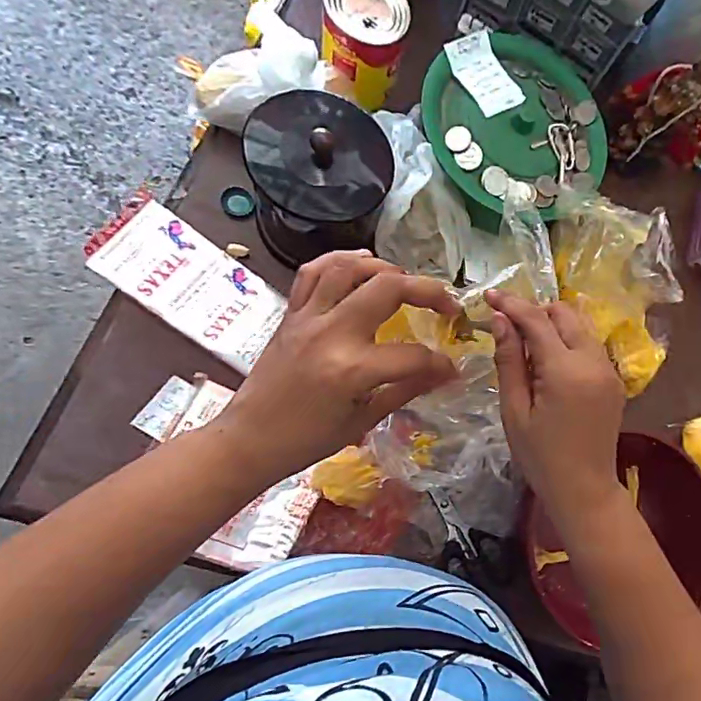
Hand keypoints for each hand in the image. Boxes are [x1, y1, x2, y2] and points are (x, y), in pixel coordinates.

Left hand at [215, 251, 458, 479]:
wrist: (250, 439)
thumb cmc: (307, 440)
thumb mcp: (362, 420)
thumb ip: (405, 389)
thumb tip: (444, 374)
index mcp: (351, 369)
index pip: (412, 354)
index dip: (439, 362)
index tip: (451, 368)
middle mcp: (330, 333)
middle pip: (387, 288)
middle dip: (427, 290)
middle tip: (445, 304)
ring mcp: (307, 318)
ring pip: (349, 268)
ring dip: (384, 267)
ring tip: (404, 282)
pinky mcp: (290, 314)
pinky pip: (313, 272)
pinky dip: (339, 260)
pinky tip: (360, 264)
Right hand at [488, 289, 625, 518]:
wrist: (584, 489)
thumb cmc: (540, 456)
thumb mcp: (514, 411)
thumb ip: (508, 362)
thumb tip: (500, 321)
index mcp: (565, 370)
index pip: (537, 320)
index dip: (512, 304)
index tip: (489, 295)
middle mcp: (593, 362)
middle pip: (565, 313)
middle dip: (535, 311)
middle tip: (507, 325)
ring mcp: (609, 370)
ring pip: (581, 326)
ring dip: (553, 324)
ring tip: (525, 344)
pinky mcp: (614, 381)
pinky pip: (590, 346)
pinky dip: (568, 341)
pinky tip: (548, 363)